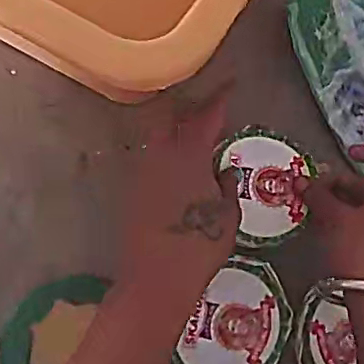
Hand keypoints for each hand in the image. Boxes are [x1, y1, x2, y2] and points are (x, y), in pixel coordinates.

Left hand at [114, 88, 238, 301]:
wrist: (156, 278)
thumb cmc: (201, 246)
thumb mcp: (228, 214)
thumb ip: (227, 185)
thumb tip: (224, 168)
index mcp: (189, 155)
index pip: (207, 115)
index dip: (220, 98)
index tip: (231, 84)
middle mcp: (161, 156)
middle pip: (172, 117)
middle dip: (190, 106)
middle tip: (209, 106)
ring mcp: (142, 172)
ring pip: (158, 137)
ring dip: (175, 129)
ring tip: (195, 132)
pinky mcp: (132, 191)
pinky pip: (151, 159)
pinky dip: (166, 152)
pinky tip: (178, 163)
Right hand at [301, 145, 363, 288]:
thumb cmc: (359, 250)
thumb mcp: (336, 219)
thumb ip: (319, 195)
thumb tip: (302, 181)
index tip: (348, 153)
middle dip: (342, 183)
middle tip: (314, 188)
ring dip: (342, 202)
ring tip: (315, 206)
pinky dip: (350, 219)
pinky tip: (327, 225)